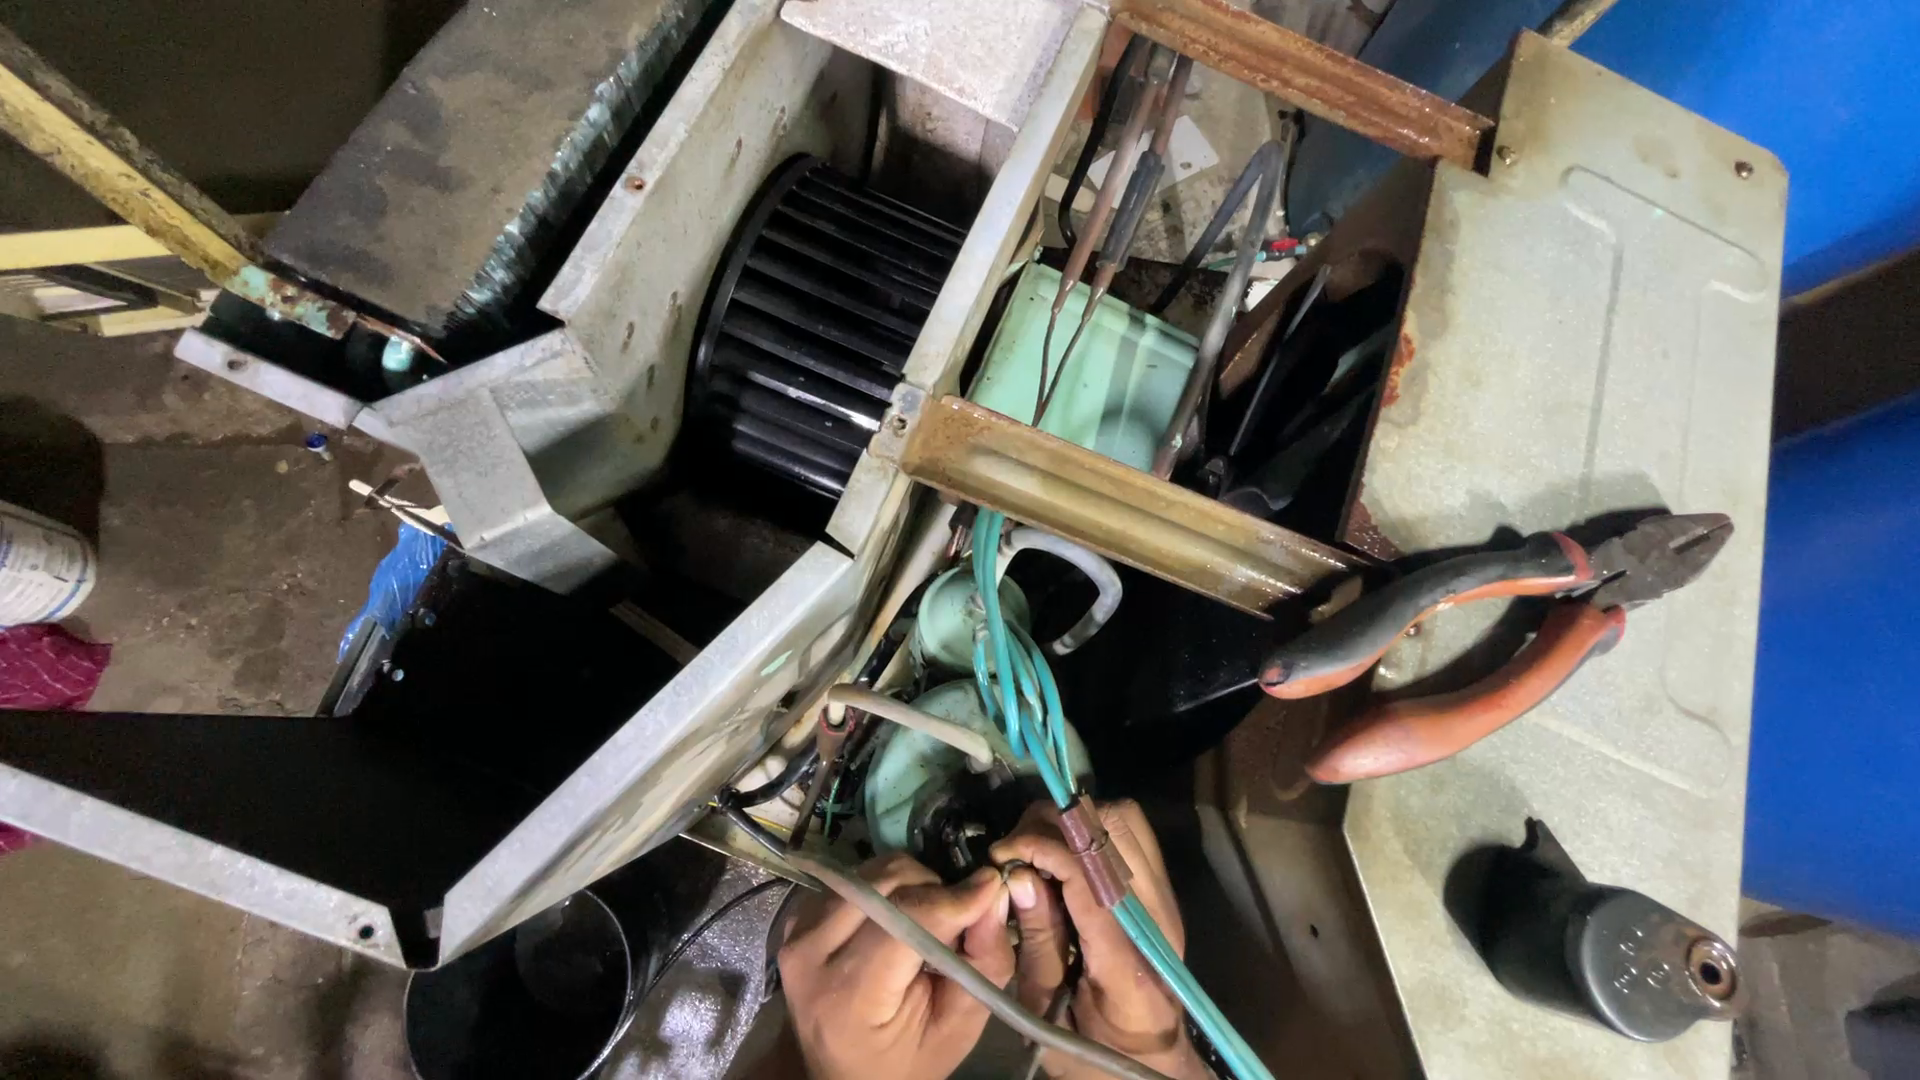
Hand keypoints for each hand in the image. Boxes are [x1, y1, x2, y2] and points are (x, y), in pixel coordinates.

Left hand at [777, 855, 1012, 1079]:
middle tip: (954, 919)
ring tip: (925, 920)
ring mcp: (797, 929)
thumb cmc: (905, 1058)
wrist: (842, 1072)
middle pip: (887, 883)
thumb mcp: (958, 1027)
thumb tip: (993, 889)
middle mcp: (810, 954)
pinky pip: (855, 875)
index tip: (990, 886)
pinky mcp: (797, 913)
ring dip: (911, 883)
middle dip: (934, 889)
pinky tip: (896, 916)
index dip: (953, 899)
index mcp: (847, 998)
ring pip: (872, 871)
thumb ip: (983, 961)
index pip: (904, 921)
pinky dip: (886, 886)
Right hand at [990, 799, 1209, 1079]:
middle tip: (1015, 847)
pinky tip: (1063, 851)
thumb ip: (1037, 942)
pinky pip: (1130, 831)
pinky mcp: (1162, 892)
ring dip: (1072, 821)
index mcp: (1127, 964)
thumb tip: (1017, 874)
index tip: (1003, 852)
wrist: (1149, 1064)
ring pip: (1123, 820)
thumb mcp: (1047, 1010)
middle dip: (1052, 826)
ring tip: (1036, 845)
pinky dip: (1090, 827)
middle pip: (1111, 832)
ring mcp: (1165, 902)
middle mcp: (1156, 921)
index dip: (1042, 849)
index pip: (1090, 878)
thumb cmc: (1091, 1050)